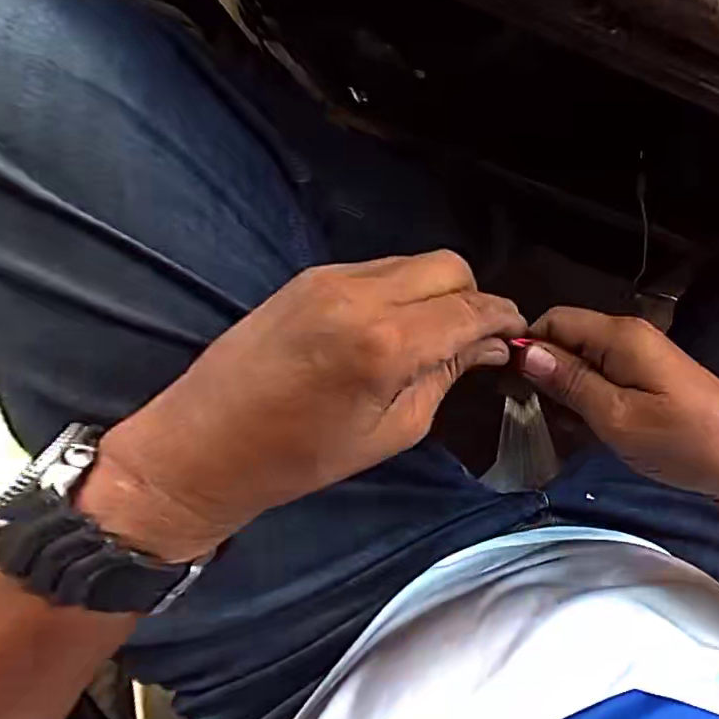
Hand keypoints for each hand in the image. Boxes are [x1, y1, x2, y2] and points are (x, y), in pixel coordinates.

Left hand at [78, 251, 525, 560]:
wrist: (200, 447)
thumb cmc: (304, 457)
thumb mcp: (397, 428)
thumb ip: (449, 374)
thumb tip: (492, 345)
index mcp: (385, 342)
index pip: (472, 309)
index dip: (505, 318)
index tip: (518, 334)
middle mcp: (360, 294)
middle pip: (451, 266)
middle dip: (475, 298)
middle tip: (475, 337)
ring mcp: (331, 278)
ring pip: (418, 262)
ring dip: (440, 292)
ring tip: (434, 333)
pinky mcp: (311, 276)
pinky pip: (383, 268)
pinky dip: (406, 290)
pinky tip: (395, 325)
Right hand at [517, 307, 718, 503]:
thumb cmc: (684, 441)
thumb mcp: (618, 417)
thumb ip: (571, 381)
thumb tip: (524, 349)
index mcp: (621, 335)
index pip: (555, 320)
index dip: (527, 347)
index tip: (510, 388)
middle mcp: (631, 337)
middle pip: (570, 340)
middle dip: (546, 375)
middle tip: (536, 417)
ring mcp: (644, 360)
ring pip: (586, 365)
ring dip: (568, 395)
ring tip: (566, 432)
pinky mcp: (653, 382)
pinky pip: (608, 381)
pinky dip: (592, 404)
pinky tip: (591, 433)